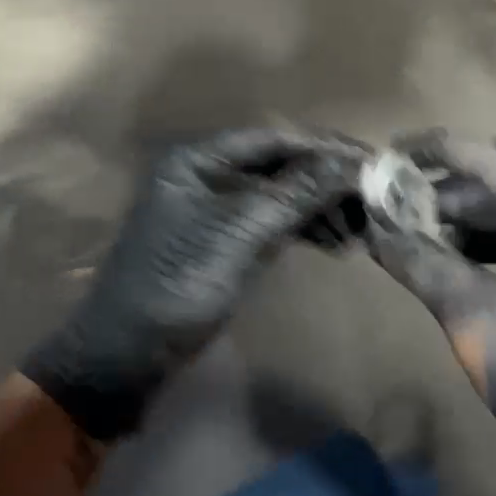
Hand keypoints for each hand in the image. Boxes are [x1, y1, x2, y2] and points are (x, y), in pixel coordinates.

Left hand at [24, 128, 366, 441]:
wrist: (124, 358)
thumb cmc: (179, 286)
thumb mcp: (243, 235)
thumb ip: (298, 193)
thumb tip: (353, 162)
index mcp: (198, 159)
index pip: (275, 137)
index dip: (325, 147)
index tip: (371, 161)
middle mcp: (205, 173)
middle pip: (280, 164)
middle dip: (326, 181)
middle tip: (371, 198)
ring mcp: (213, 209)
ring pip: (279, 194)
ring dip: (320, 208)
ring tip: (358, 230)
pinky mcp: (222, 240)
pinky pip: (272, 221)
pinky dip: (303, 229)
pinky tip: (335, 244)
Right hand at [367, 134, 495, 495]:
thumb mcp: (473, 317)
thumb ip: (421, 263)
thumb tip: (374, 228)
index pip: (489, 158)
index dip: (434, 152)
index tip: (387, 157)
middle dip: (445, 197)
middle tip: (392, 215)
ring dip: (468, 224)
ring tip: (415, 243)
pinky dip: (495, 248)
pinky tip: (458, 266)